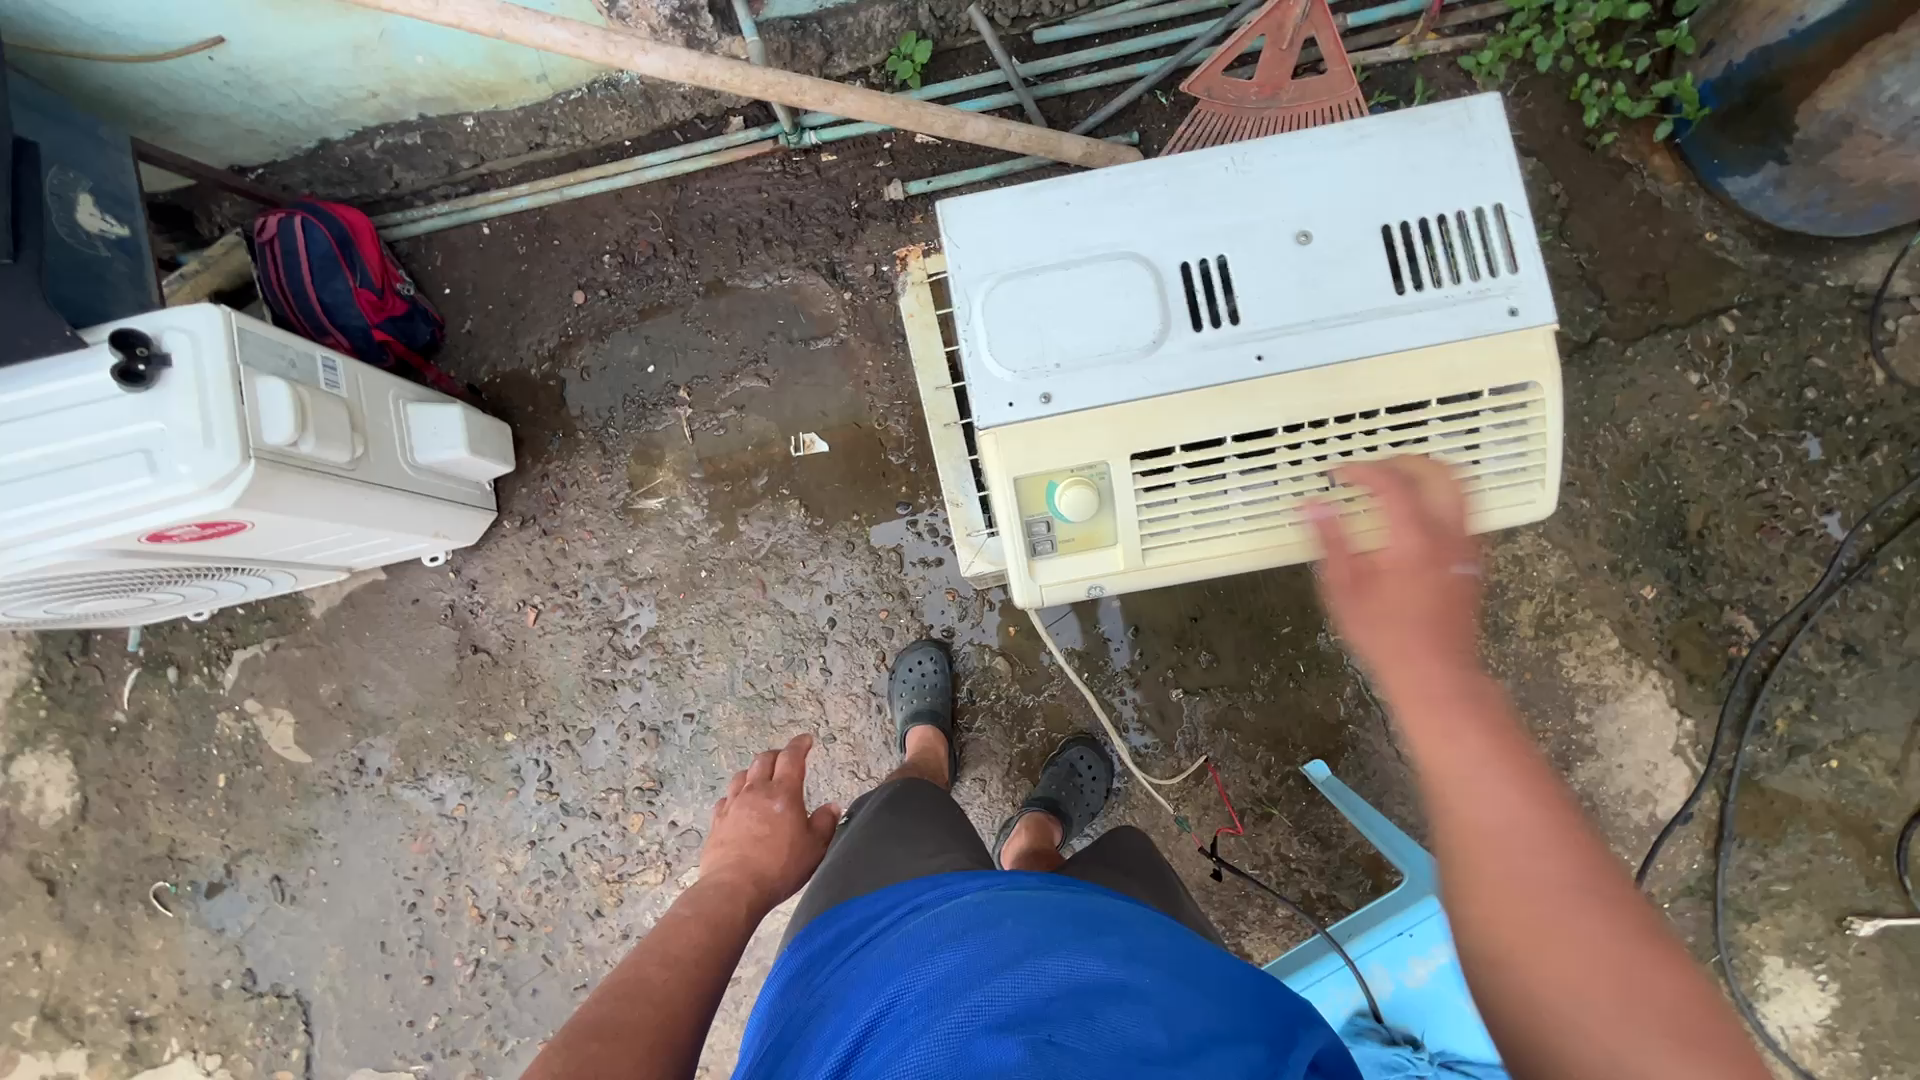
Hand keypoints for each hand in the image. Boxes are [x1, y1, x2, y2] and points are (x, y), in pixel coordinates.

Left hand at [699, 734, 839, 914]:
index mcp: (783, 793)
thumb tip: (831, 807)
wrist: (734, 889)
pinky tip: (738, 804)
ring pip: (742, 776)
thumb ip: (825, 823)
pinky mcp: (717, 822)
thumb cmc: (780, 867)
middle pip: (764, 760)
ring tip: (761, 778)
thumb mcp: (815, 847)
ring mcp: (733, 805)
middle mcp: (756, 792)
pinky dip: (735, 795)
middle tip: (786, 758)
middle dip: (777, 755)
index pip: (792, 757)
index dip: (800, 745)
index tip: (806, 740)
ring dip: (754, 772)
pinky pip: (726, 799)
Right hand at [1306, 457, 1483, 697]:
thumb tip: (1312, 505)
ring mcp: (1467, 546)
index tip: (1336, 474)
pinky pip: (1464, 511)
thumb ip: (1330, 539)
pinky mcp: (1474, 560)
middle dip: (1403, 461)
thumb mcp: (1342, 588)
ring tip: (1395, 484)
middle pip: (1439, 472)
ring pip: (1460, 487)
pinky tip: (1415, 517)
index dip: (1360, 470)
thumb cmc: (1383, 635)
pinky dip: (1439, 499)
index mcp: (1412, 537)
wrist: (1434, 672)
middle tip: (1372, 469)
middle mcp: (1448, 533)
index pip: (1390, 482)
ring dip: (1426, 476)